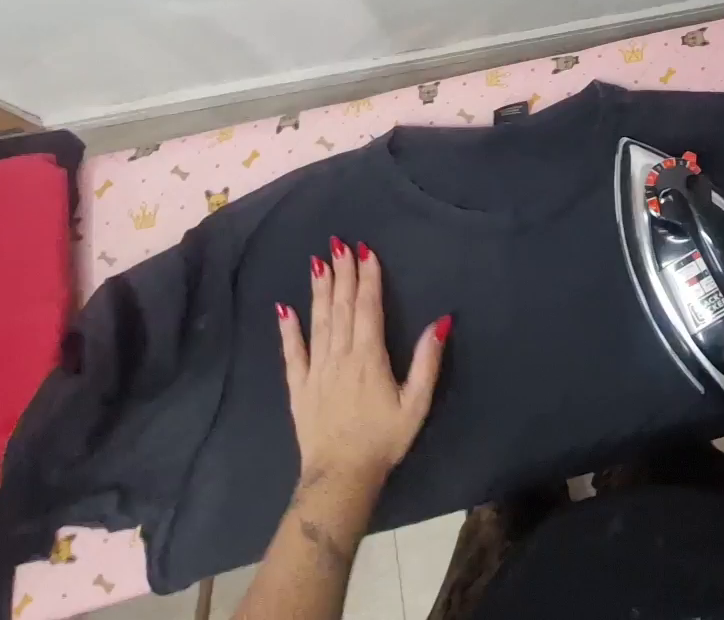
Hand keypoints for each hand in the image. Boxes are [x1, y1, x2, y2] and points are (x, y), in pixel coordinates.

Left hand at [277, 237, 449, 493]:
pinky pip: (292, 353)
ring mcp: (316, 370)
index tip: (365, 251)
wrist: (340, 479)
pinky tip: (284, 309)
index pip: (368, 308)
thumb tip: (440, 322)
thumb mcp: (416, 404)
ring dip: (319, 291)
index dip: (368, 278)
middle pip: (342, 308)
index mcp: (369, 357)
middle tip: (339, 244)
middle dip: (342, 274)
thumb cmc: (383, 440)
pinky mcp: (299, 388)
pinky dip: (288, 330)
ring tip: (318, 263)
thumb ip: (426, 362)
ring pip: (318, 322)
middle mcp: (340, 356)